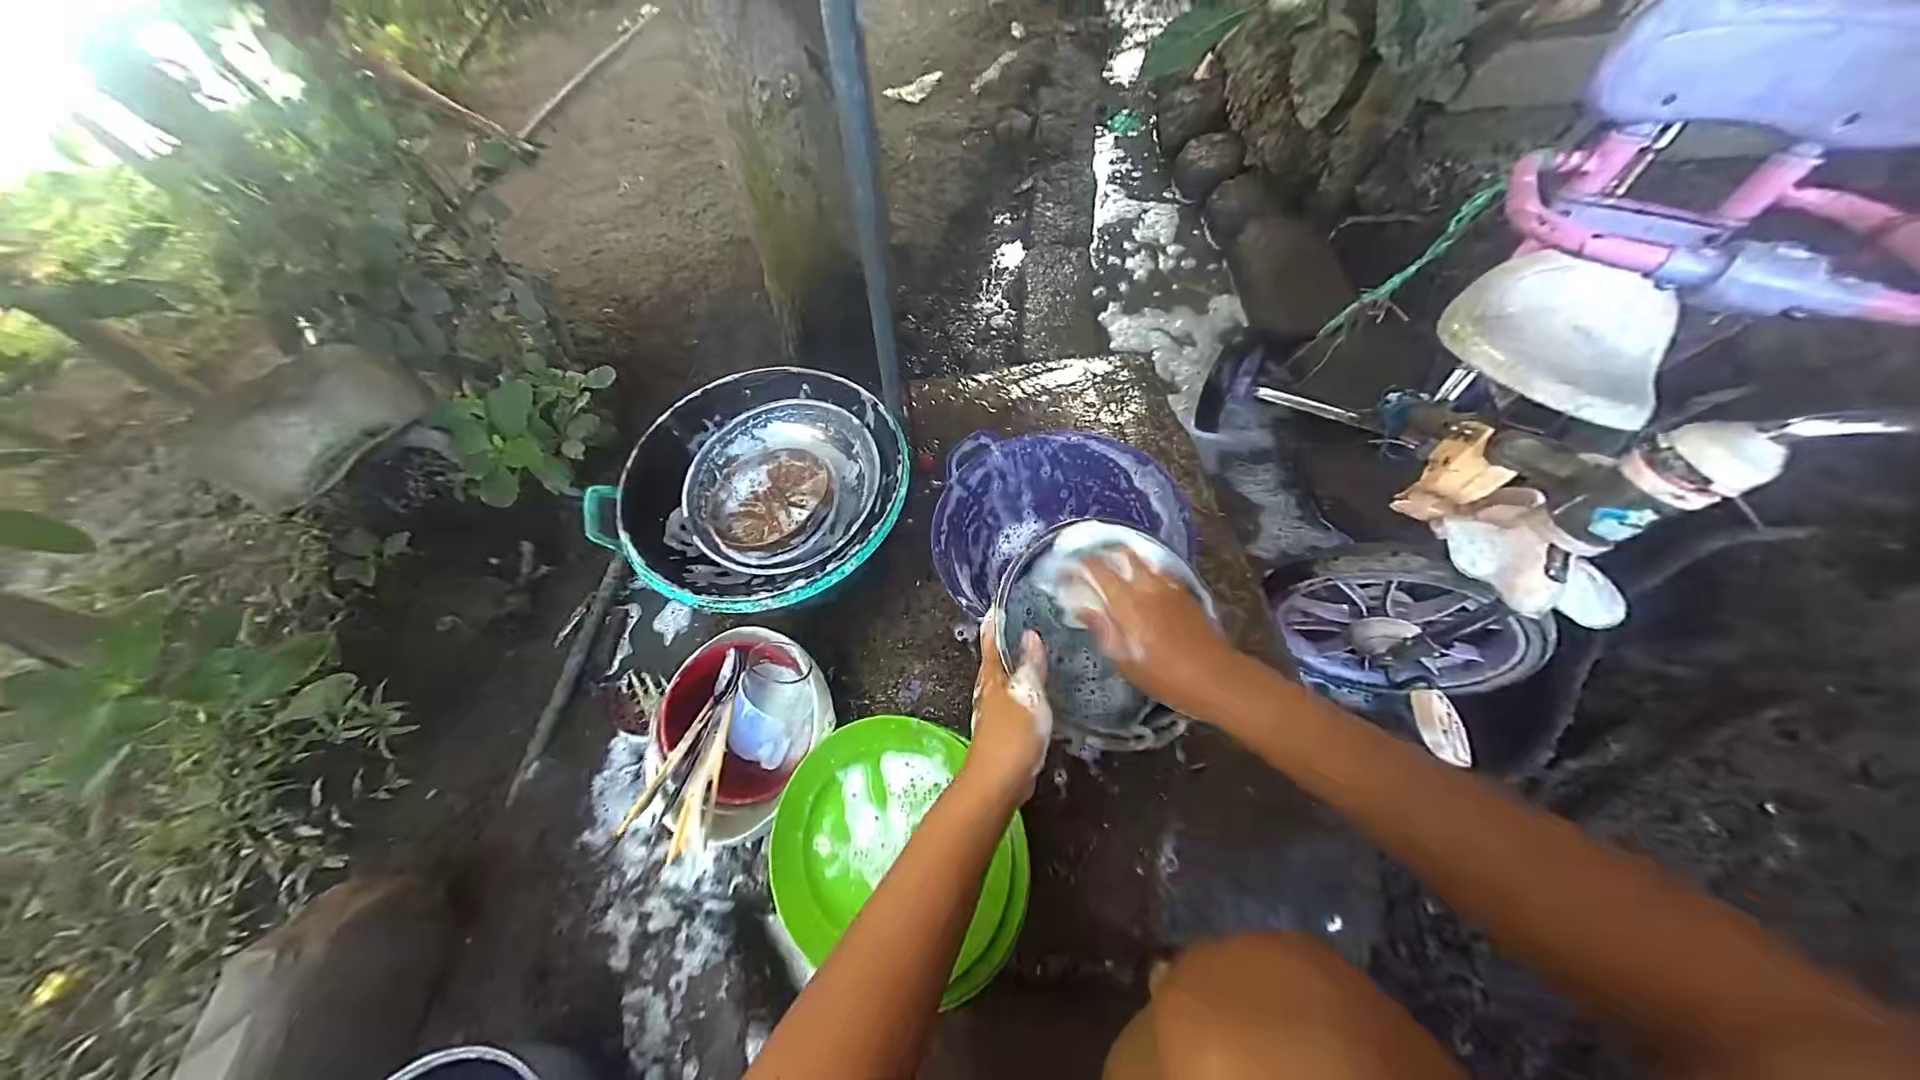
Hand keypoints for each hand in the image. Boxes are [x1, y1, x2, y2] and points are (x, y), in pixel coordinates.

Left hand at [965, 609, 1052, 801]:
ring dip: (1016, 666)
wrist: (1000, 782)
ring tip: (1035, 653)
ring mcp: (995, 711)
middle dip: (1005, 642)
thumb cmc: (1012, 735)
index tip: (999, 605)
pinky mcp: (1005, 729)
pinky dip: (1025, 690)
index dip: (994, 623)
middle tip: (1022, 623)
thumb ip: (1030, 666)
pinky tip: (1038, 692)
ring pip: (1004, 680)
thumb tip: (1029, 634)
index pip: (990, 642)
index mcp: (991, 677)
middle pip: (995, 660)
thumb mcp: (1028, 694)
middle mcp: (989, 690)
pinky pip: (1015, 700)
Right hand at [1066, 547, 1240, 718]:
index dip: (1082, 564)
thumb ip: (1104, 631)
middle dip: (1105, 552)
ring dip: (1127, 558)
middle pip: (1124, 556)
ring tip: (1116, 562)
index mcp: (1127, 604)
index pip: (1099, 571)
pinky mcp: (1186, 595)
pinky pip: (1162, 573)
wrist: (1216, 677)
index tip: (1070, 565)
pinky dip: (1149, 570)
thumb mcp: (1125, 661)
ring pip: (1145, 561)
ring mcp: (1170, 589)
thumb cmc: (1165, 676)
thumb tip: (1084, 610)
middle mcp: (1148, 588)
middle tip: (1092, 557)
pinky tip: (1147, 580)